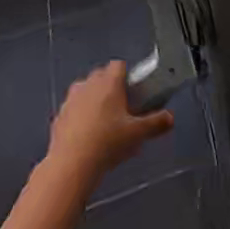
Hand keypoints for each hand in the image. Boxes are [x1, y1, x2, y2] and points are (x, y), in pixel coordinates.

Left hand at [48, 60, 174, 178]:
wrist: (72, 163)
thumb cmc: (108, 142)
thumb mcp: (137, 134)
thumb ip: (156, 123)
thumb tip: (169, 118)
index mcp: (108, 82)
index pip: (119, 65)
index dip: (128, 76)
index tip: (134, 92)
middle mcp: (88, 83)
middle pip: (102, 76)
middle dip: (112, 89)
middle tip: (123, 111)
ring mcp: (71, 97)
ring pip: (87, 91)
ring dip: (95, 101)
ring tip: (105, 126)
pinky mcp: (60, 113)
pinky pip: (75, 108)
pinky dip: (81, 116)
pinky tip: (88, 137)